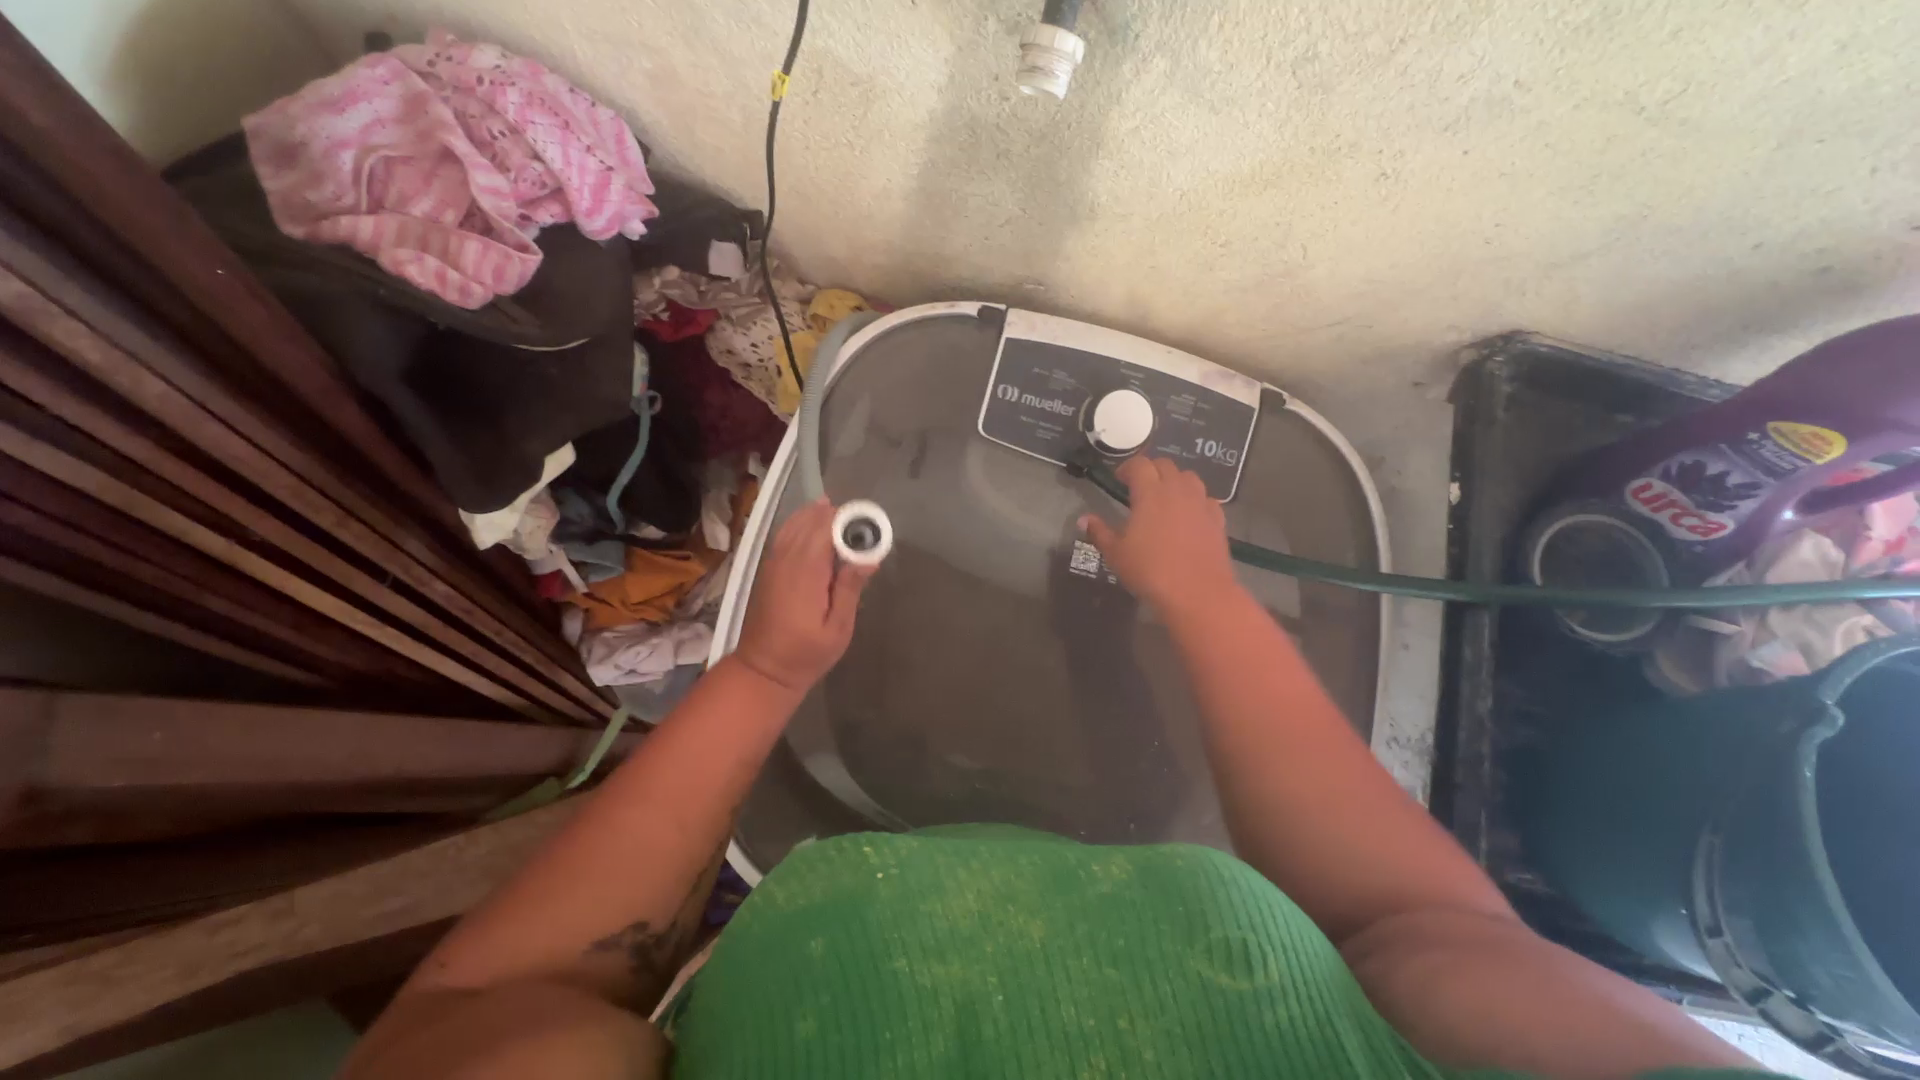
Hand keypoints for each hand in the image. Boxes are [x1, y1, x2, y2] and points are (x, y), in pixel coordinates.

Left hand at [733, 497, 874, 693]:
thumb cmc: (806, 654)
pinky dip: (800, 525)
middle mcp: (787, 560)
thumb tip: (868, 558)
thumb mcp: (838, 629)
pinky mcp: (768, 568)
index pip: (826, 530)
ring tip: (841, 514)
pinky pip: (784, 535)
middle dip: (835, 517)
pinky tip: (813, 525)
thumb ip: (850, 589)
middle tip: (861, 521)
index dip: (847, 521)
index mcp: (806, 573)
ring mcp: (773, 562)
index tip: (869, 524)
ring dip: (817, 517)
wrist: (764, 669)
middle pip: (811, 522)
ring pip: (795, 525)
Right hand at [1080, 456, 1241, 619]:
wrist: (1197, 593)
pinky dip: (1194, 500)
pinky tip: (1188, 516)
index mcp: (1150, 492)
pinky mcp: (1217, 519)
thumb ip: (1099, 532)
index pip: (1139, 464)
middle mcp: (1177, 490)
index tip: (1119, 480)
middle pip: (1165, 465)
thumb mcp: (1116, 554)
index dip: (1127, 468)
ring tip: (1164, 499)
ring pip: (1188, 477)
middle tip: (1139, 489)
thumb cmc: (1150, 571)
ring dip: (1174, 481)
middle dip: (1150, 471)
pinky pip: (1205, 498)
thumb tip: (1084, 519)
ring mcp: (1201, 503)